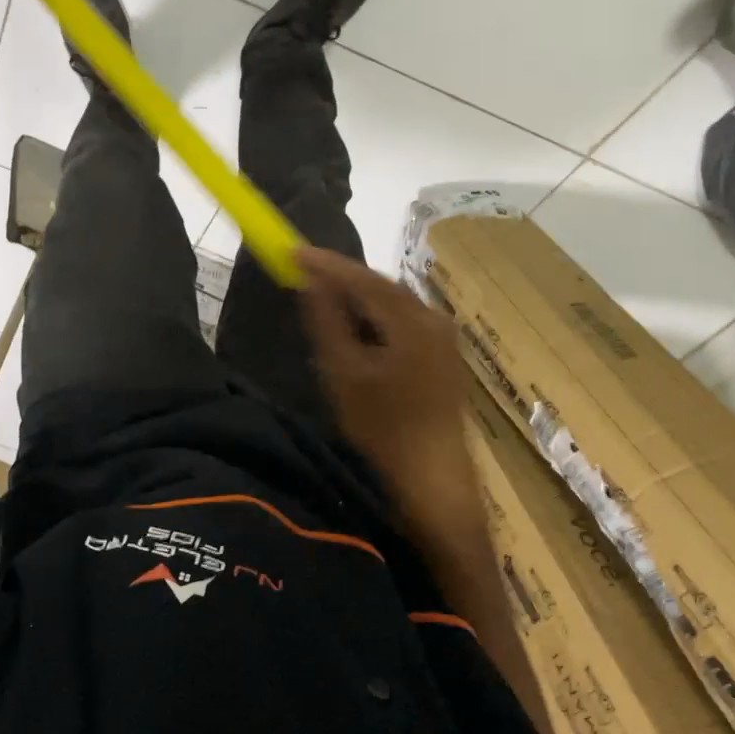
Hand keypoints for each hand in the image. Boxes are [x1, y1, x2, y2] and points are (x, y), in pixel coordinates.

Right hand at [296, 248, 477, 522]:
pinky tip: (351, 329)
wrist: (431, 483)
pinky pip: (401, 324)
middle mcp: (435, 322)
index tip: (291, 250)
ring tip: (320, 296)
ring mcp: (444, 342)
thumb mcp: (343, 373)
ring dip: (357, 299)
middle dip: (342, 278)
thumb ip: (327, 320)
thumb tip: (311, 279)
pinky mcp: (442, 361)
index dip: (326, 263)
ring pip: (392, 306)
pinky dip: (373, 319)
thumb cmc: (382, 430)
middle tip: (301, 270)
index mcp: (414, 322)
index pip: (364, 278)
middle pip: (382, 287)